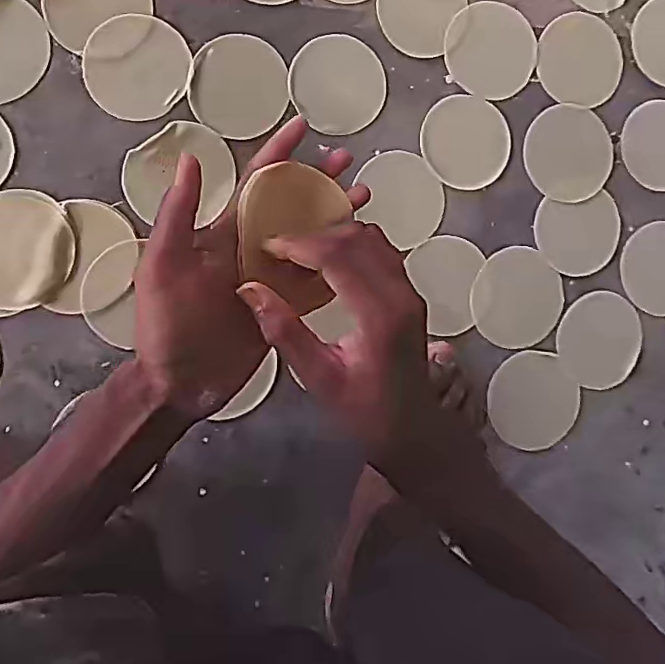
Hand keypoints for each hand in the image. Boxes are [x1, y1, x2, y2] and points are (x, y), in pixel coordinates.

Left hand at [133, 117, 360, 419]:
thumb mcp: (161, 265)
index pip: (257, 182)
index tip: (302, 126)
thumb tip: (190, 159)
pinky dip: (338, 259)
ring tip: (362, 196)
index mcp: (225, 231)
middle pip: (293, 202)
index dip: (279, 151)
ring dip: (335, 213)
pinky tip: (359, 249)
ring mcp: (271, 275)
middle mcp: (252, 246)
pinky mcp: (285, 304)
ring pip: (311, 235)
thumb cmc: (164, 324)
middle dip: (318, 178)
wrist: (178, 384)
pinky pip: (316, 276)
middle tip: (346, 161)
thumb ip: (178, 215)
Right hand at [237, 222, 481, 482]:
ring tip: (301, 252)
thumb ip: (285, 333)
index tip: (270, 247)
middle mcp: (401, 295)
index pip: (339, 257)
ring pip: (374, 239)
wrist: (414, 427)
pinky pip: (382, 252)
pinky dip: (353, 245)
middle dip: (315, 236)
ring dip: (336, 236)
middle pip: (358, 239)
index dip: (301, 245)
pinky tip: (328, 261)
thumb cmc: (368, 412)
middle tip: (281, 249)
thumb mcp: (319, 379)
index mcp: (380, 315)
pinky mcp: (410, 293)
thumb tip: (250, 291)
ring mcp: (410, 291)